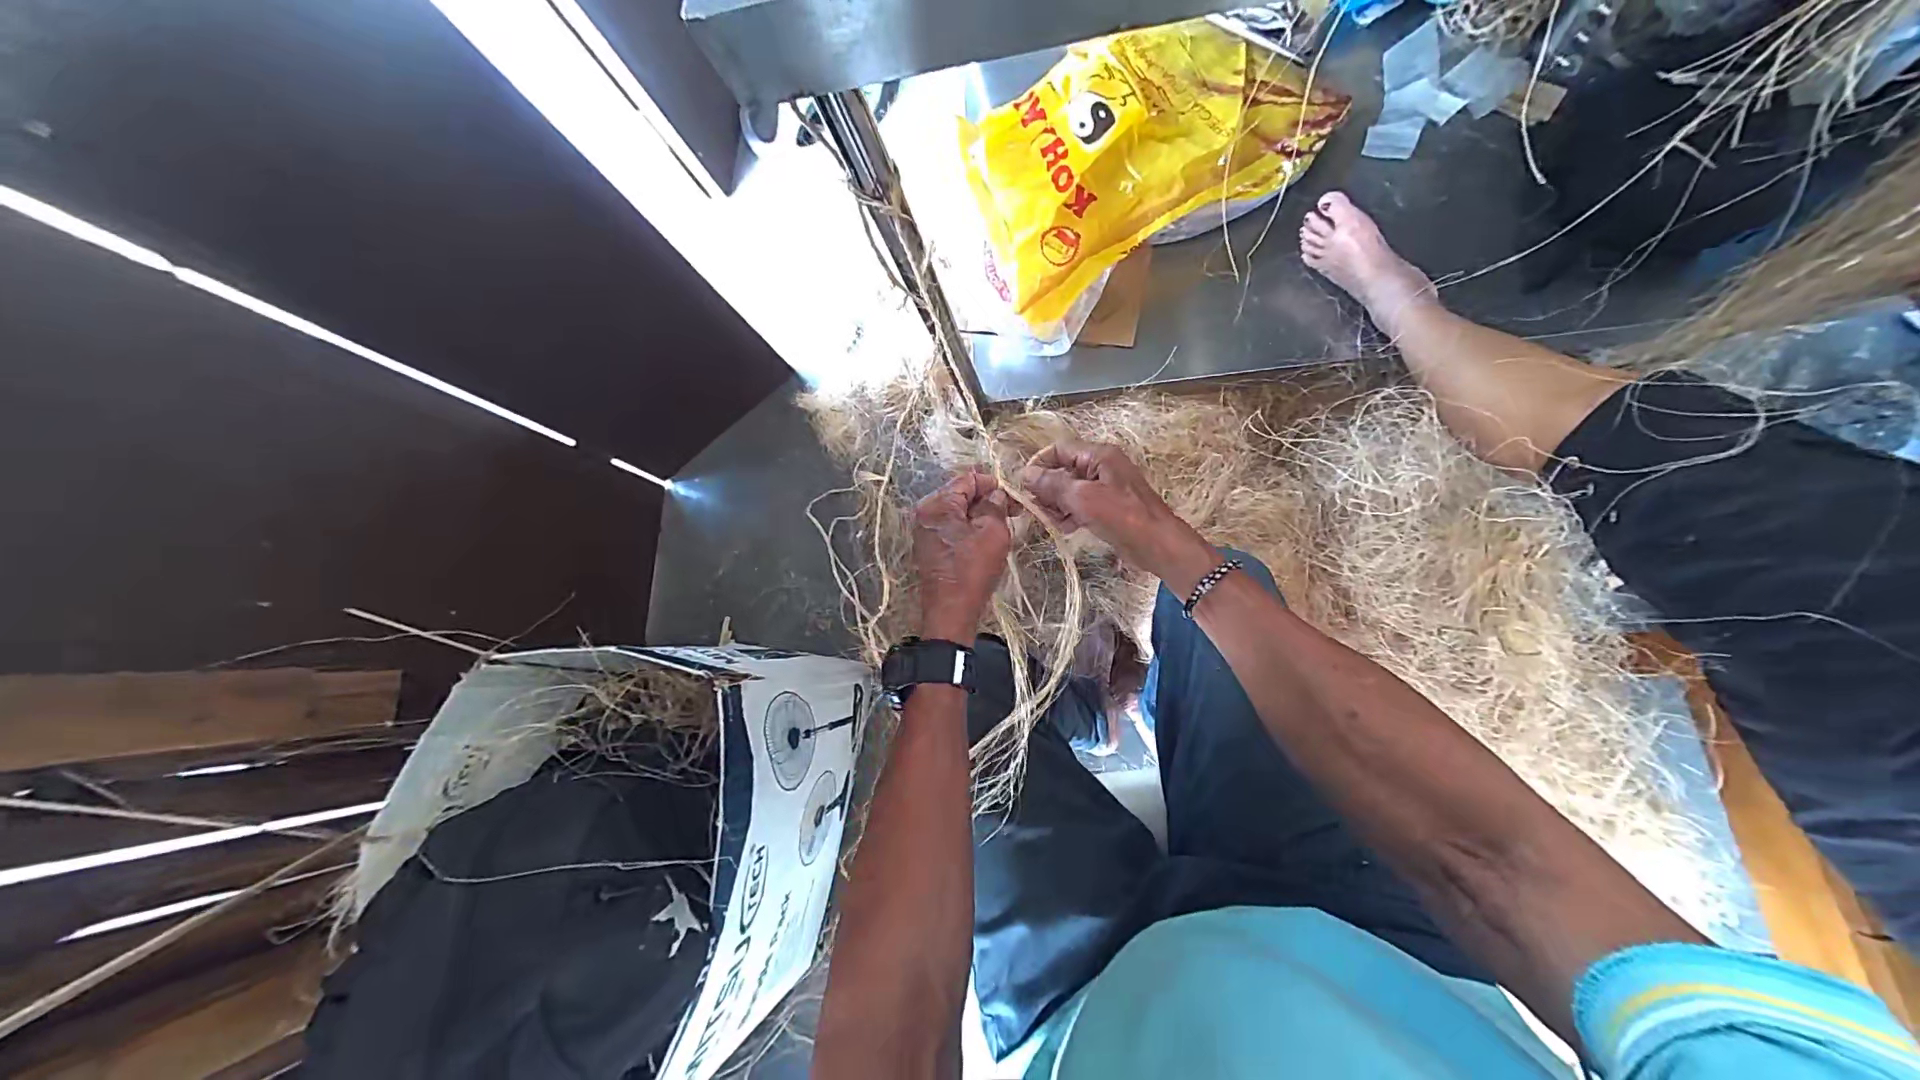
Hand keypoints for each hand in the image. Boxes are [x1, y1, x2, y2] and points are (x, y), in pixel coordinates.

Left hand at [912, 470, 1011, 642]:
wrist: (951, 611)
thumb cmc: (972, 570)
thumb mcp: (992, 532)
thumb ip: (994, 506)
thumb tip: (996, 494)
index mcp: (937, 504)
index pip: (967, 479)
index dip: (992, 483)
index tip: (1012, 497)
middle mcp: (925, 513)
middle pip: (960, 494)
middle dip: (986, 500)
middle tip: (1011, 511)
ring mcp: (924, 531)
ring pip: (956, 512)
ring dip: (978, 515)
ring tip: (1001, 526)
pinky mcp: (928, 547)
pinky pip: (951, 528)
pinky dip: (968, 528)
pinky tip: (985, 539)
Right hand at [1021, 439, 1217, 592]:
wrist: (1158, 545)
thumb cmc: (1122, 516)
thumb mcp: (1082, 498)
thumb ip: (1052, 485)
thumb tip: (1026, 474)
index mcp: (1099, 455)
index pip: (1059, 449)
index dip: (1039, 464)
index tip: (1024, 485)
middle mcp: (1101, 467)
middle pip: (1063, 470)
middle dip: (1046, 488)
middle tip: (1036, 508)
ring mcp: (1105, 488)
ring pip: (1069, 490)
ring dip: (1056, 504)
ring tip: (1051, 521)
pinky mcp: (1107, 507)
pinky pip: (1080, 504)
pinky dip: (1069, 514)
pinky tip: (1065, 528)